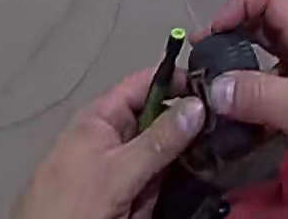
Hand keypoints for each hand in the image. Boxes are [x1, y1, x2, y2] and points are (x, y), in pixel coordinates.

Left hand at [11, 66, 205, 218]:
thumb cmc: (72, 209)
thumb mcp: (118, 172)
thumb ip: (159, 139)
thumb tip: (198, 104)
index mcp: (102, 117)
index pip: (145, 84)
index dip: (176, 80)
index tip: (211, 88)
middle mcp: (113, 138)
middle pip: (158, 119)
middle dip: (182, 130)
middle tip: (214, 132)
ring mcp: (120, 171)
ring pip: (162, 155)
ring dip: (178, 163)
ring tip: (202, 160)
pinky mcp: (126, 199)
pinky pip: (156, 185)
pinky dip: (169, 188)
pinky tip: (186, 187)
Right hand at [197, 0, 287, 192]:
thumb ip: (256, 95)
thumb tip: (215, 87)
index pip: (266, 1)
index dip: (236, 8)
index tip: (211, 30)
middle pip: (263, 32)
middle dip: (233, 41)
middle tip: (207, 60)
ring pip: (268, 66)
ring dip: (243, 77)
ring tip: (218, 94)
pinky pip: (276, 95)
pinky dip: (257, 104)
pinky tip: (242, 124)